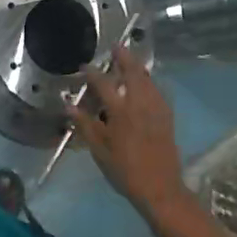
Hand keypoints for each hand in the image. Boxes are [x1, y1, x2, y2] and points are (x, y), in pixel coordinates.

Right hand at [66, 44, 185, 213]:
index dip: (92, 73)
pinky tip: (145, 84)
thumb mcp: (99, 150)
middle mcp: (140, 104)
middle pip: (132, 72)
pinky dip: (148, 81)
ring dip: (137, 67)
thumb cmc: (125, 171)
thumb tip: (69, 105)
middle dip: (123, 57)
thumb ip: (85, 125)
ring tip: (129, 60)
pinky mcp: (166, 116)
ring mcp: (156, 108)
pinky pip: (157, 90)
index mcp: (121, 111)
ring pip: (147, 79)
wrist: (160, 189)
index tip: (84, 65)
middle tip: (116, 47)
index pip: (104, 84)